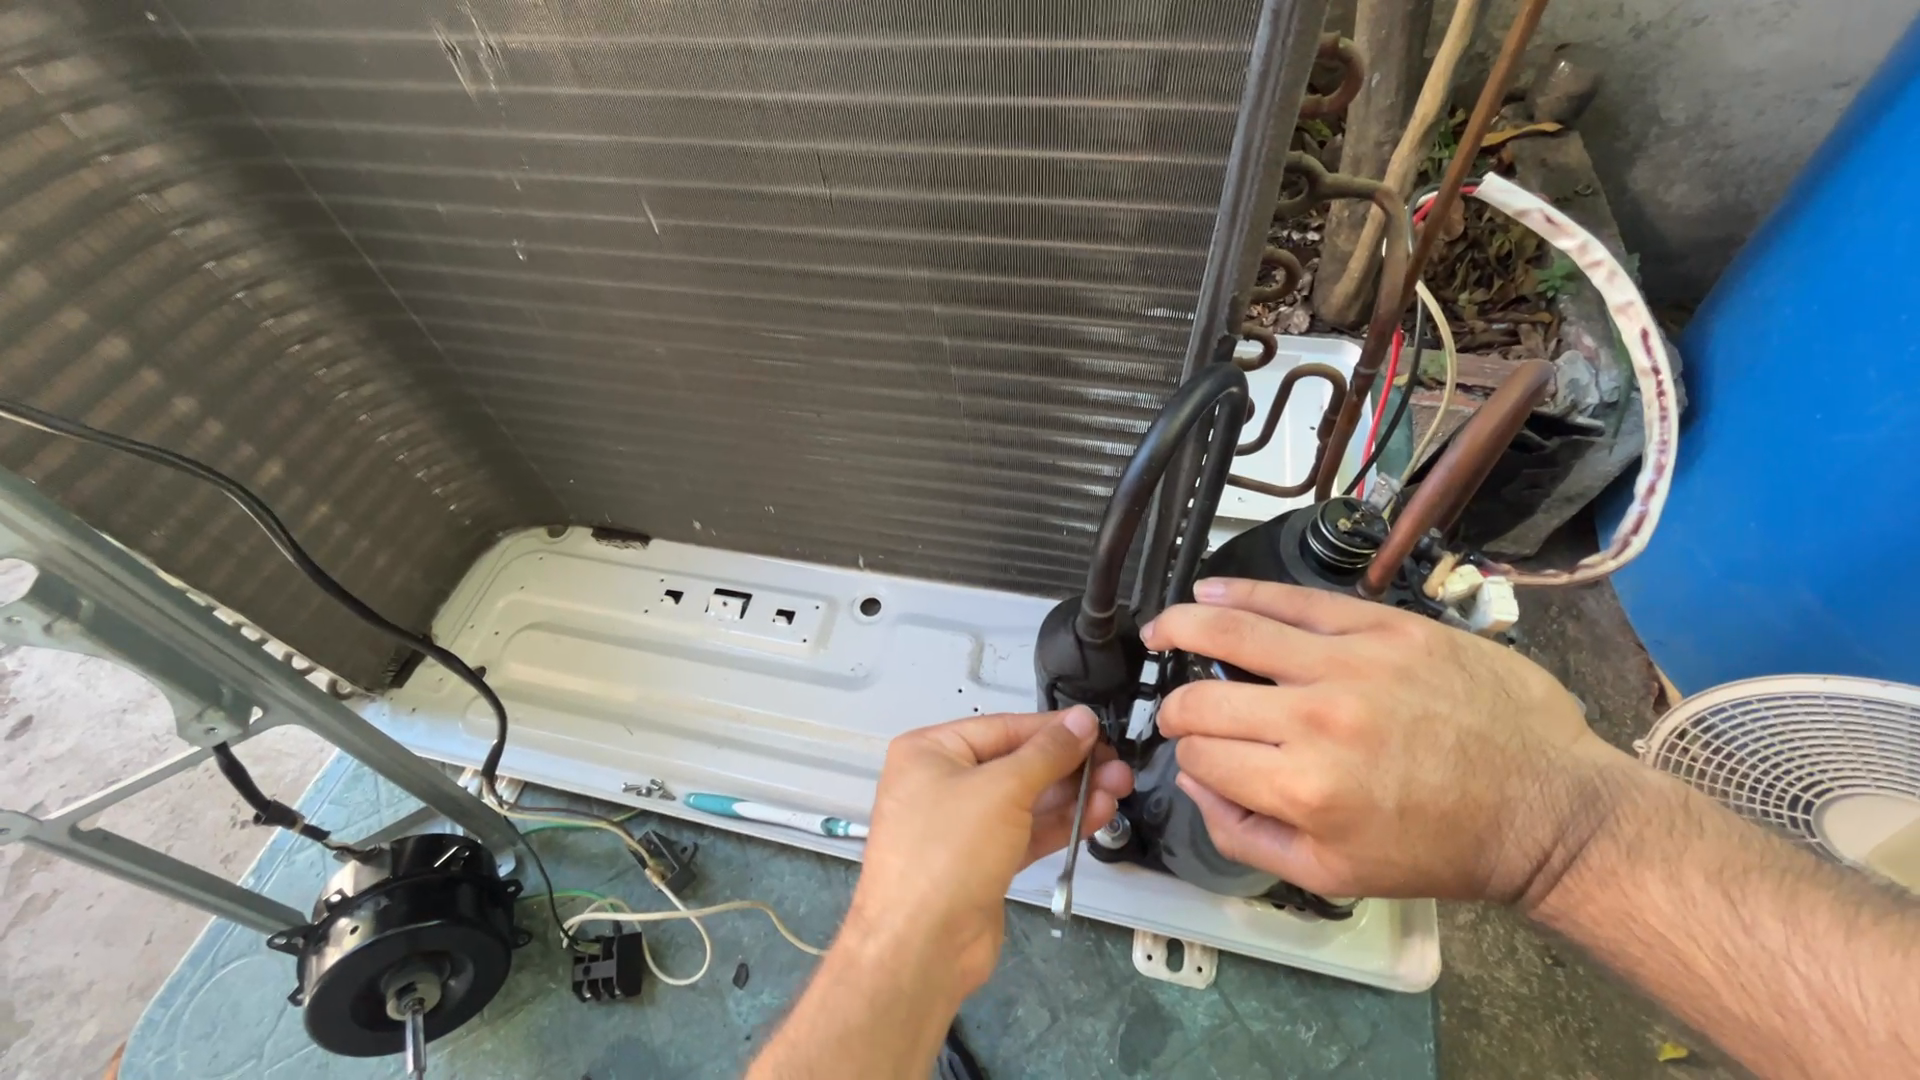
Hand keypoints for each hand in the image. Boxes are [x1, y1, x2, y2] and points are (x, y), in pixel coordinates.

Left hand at [845, 708, 1133, 996]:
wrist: (920, 947)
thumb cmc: (950, 849)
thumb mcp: (1002, 789)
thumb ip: (1048, 753)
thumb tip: (1083, 719)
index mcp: (930, 751)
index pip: (1002, 728)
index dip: (1052, 729)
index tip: (1098, 729)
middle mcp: (942, 782)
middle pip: (1016, 763)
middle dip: (1069, 765)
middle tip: (1118, 766)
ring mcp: (962, 825)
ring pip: (1025, 800)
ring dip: (1072, 795)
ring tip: (1119, 787)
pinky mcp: (981, 862)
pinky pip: (1024, 832)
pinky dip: (1059, 824)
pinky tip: (1098, 814)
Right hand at [1143, 577, 1630, 908]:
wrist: (1546, 805)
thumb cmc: (1438, 847)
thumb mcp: (1332, 875)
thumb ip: (1243, 834)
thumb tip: (1193, 780)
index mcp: (1303, 790)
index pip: (1201, 757)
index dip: (1189, 759)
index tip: (1203, 758)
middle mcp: (1317, 721)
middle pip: (1202, 700)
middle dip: (1175, 707)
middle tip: (1177, 709)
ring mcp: (1350, 664)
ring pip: (1232, 631)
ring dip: (1180, 628)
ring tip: (1159, 630)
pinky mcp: (1382, 626)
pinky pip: (1293, 599)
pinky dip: (1240, 592)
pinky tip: (1209, 591)